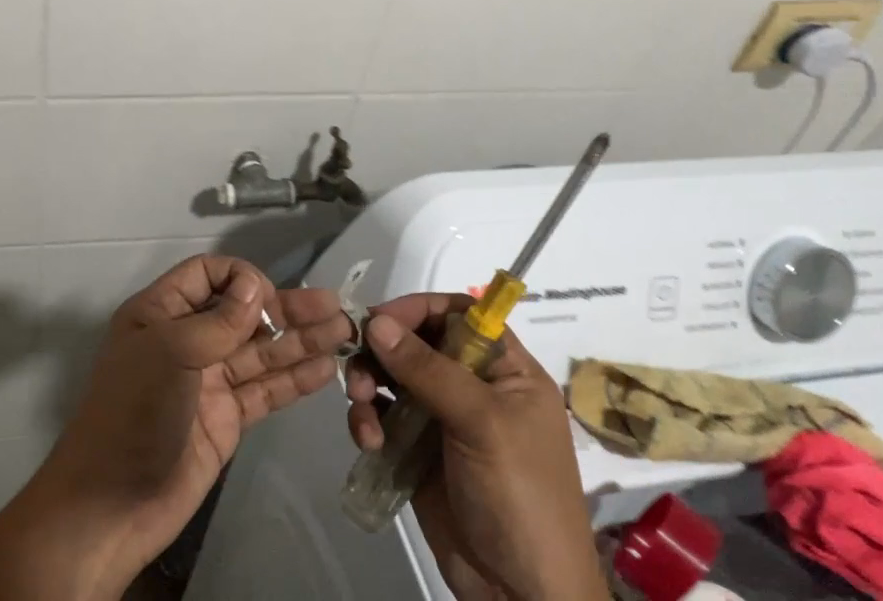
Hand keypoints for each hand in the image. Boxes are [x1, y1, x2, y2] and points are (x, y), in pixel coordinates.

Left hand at [0, 255, 353, 600]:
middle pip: (242, 313)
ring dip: (301, 341)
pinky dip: (295, 378)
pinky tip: (327, 368)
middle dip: (286, 308)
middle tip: (336, 308)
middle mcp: (186, 340)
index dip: (240, 278)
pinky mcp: (226, 419)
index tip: (267, 296)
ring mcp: (208, 381)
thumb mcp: (167, 354)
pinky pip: (265, 390)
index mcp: (160, 313)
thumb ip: (215, 321)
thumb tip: (254, 287)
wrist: (113, 503)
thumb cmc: (132, 414)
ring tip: (346, 333)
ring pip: (261, 352)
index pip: (206, 275)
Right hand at [345, 294, 604, 600]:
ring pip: (392, 377)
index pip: (459, 315)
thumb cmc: (519, 494)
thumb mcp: (481, 423)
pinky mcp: (416, 451)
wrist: (521, 591)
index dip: (418, 310)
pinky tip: (369, 442)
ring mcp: (442, 420)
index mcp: (506, 371)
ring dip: (369, 385)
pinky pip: (382, 417)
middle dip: (383, 351)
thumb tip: (375, 320)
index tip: (379, 321)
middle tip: (361, 372)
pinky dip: (368, 421)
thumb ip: (428, 369)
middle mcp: (473, 387)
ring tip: (362, 410)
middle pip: (416, 342)